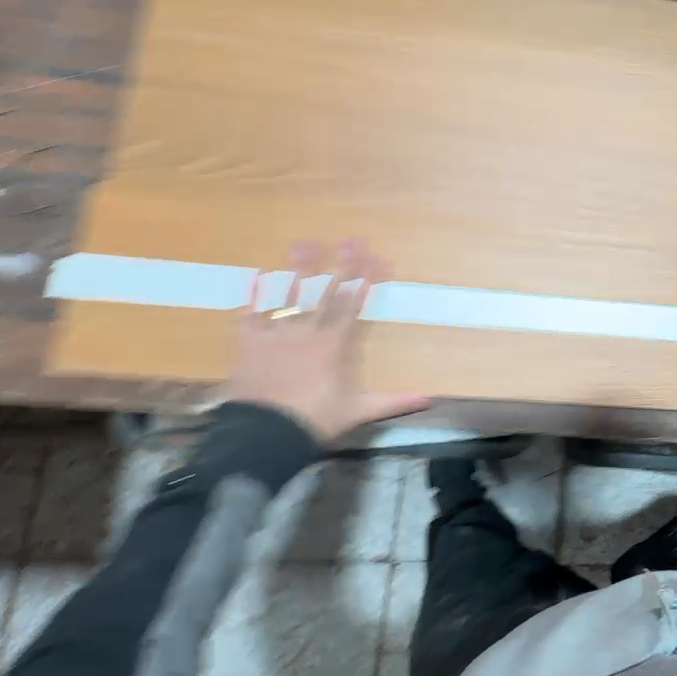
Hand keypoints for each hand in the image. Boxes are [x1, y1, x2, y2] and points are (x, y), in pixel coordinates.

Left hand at [223, 239, 430, 442]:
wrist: (262, 435)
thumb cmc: (313, 421)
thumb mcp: (357, 412)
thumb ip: (392, 401)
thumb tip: (429, 399)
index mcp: (333, 345)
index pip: (353, 307)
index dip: (366, 282)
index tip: (379, 261)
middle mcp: (306, 332)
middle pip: (326, 293)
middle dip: (340, 265)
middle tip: (351, 240)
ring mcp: (276, 334)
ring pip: (290, 295)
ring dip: (299, 269)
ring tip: (305, 243)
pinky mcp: (248, 344)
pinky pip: (250, 315)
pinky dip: (253, 295)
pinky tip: (255, 274)